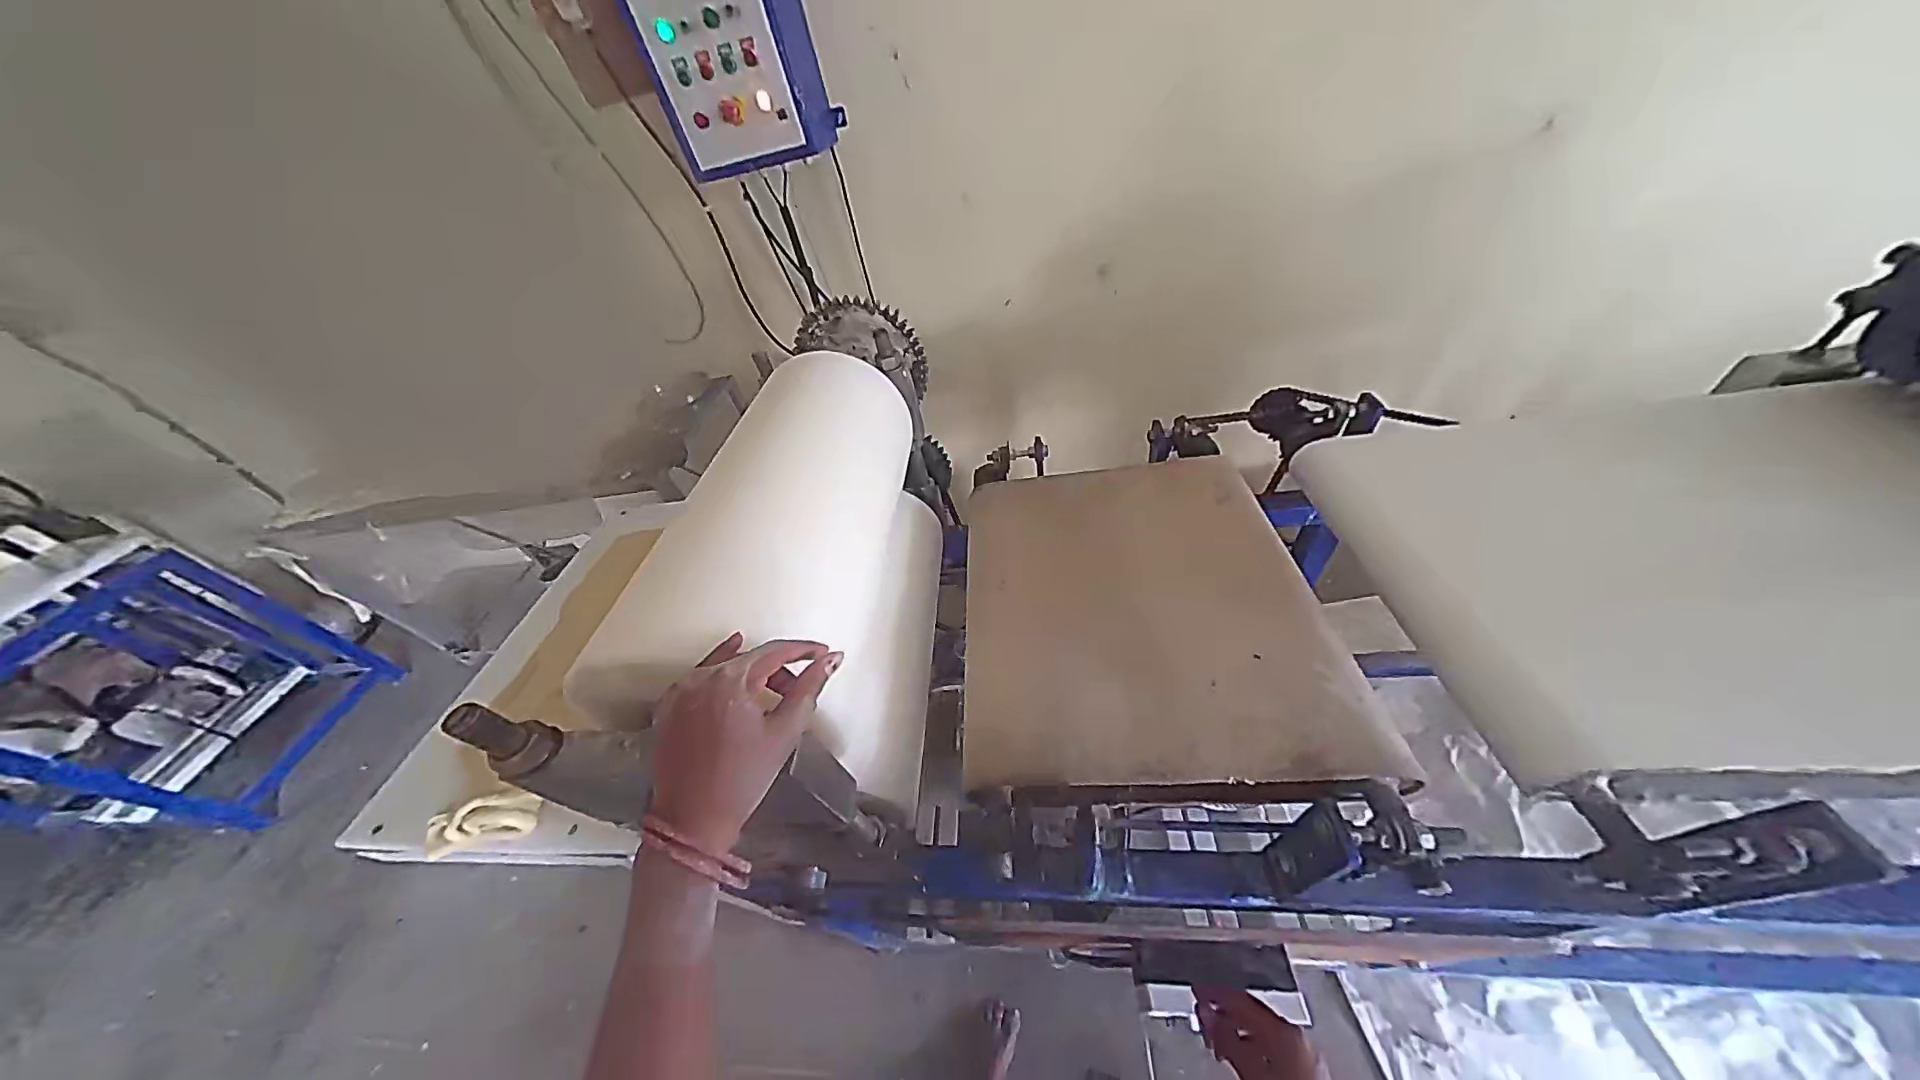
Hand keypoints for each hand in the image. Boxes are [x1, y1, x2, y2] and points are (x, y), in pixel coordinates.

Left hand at [648, 633, 841, 854]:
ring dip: (754, 674)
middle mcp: (701, 679)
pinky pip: (701, 678)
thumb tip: (828, 661)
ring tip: (773, 695)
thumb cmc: (738, 782)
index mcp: (731, 680)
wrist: (694, 820)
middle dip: (781, 669)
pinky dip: (722, 673)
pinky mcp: (669, 707)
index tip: (820, 653)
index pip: (776, 651)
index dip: (804, 650)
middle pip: (752, 658)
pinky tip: (734, 671)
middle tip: (800, 688)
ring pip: (727, 667)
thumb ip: (809, 688)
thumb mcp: (785, 731)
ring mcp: (681, 692)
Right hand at [1194, 987, 1319, 1079]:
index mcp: (1283, 1028)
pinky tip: (1240, 1053)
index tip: (1198, 990)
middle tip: (1203, 1012)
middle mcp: (1295, 1033)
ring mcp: (1303, 1051)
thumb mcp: (1248, 1066)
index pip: (1241, 999)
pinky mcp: (1306, 1067)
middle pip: (1252, 1012)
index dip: (1215, 992)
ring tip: (1216, 1037)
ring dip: (1236, 1030)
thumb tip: (1205, 1012)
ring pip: (1262, 1030)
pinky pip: (1272, 1045)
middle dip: (1224, 1011)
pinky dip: (1252, 1044)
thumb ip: (1225, 1037)